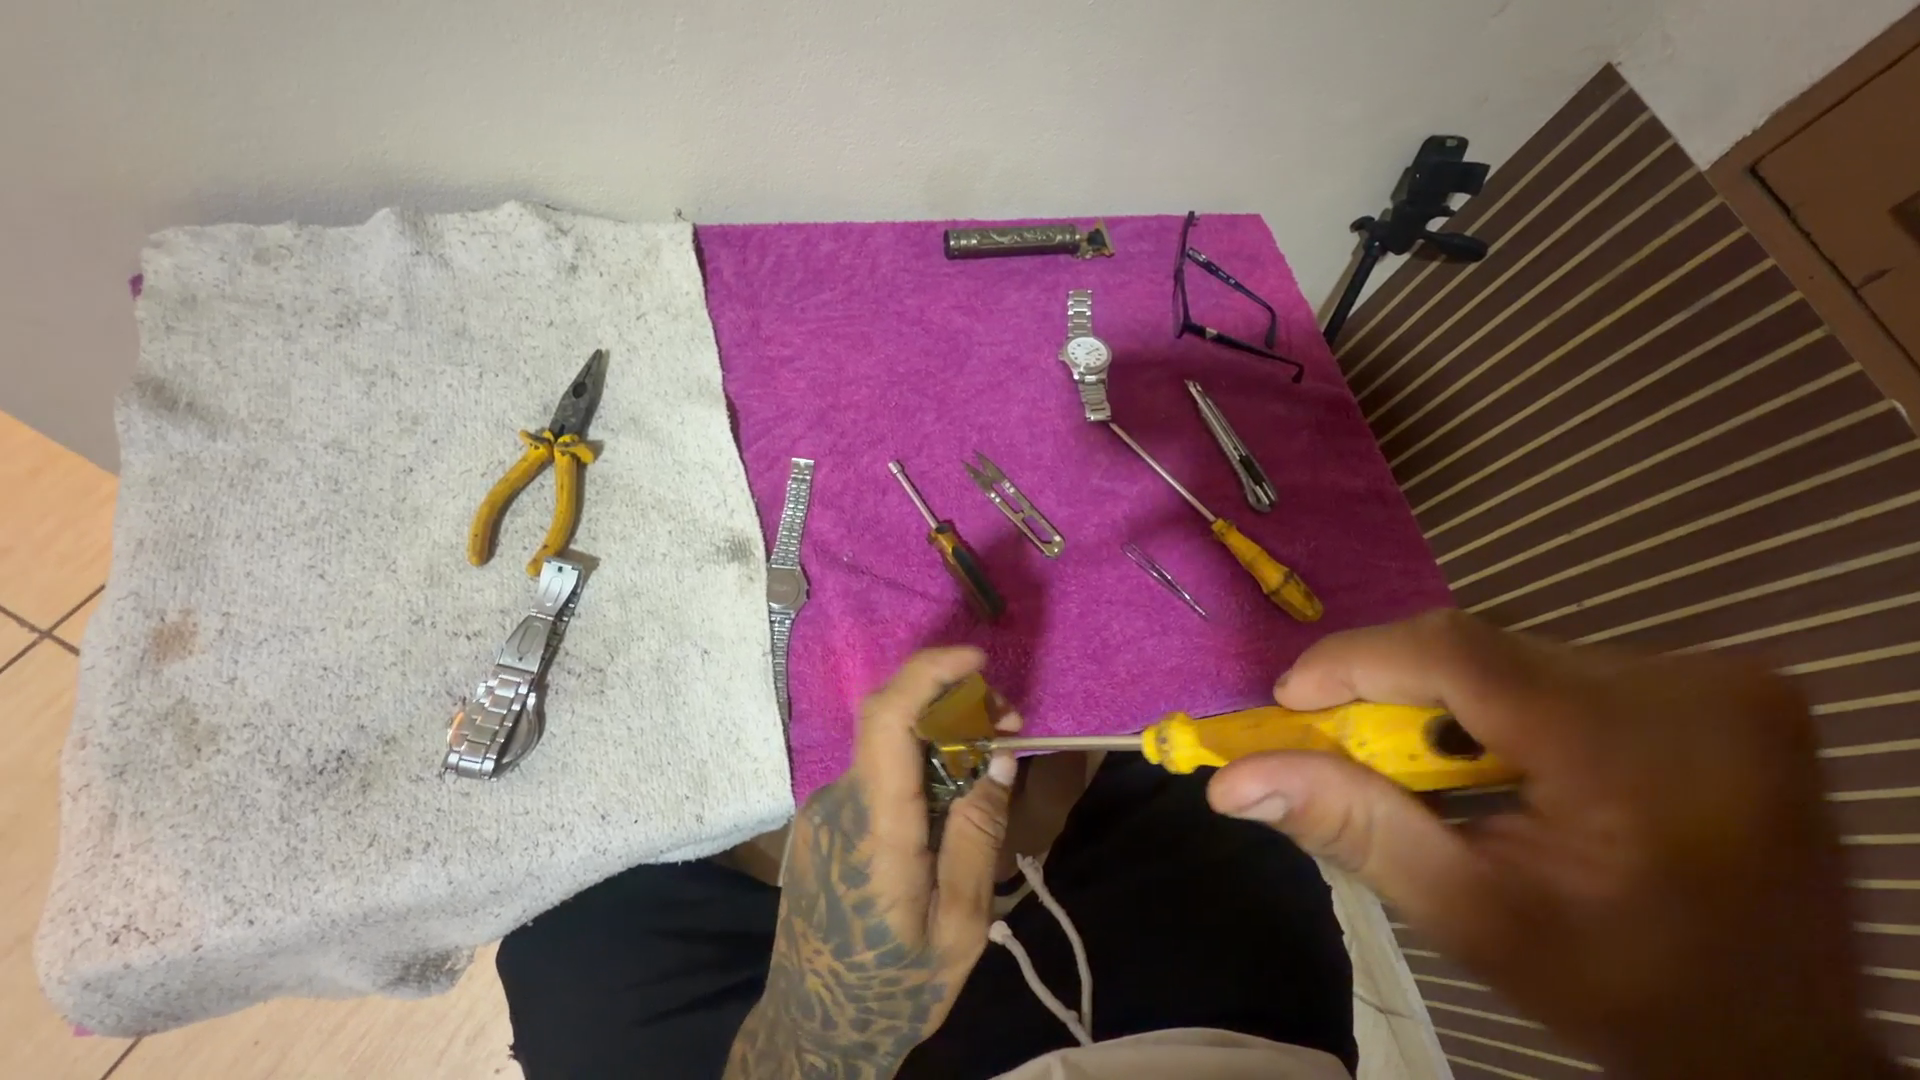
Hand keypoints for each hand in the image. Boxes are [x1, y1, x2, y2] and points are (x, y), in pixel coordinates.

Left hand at [725, 647, 1014, 1078]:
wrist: (814, 1027)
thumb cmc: (896, 987)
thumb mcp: (959, 927)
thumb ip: (977, 836)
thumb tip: (998, 757)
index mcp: (876, 832)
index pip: (888, 721)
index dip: (929, 673)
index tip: (977, 661)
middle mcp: (839, 805)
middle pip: (893, 725)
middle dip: (955, 707)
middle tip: (1008, 726)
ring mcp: (822, 812)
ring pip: (887, 750)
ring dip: (938, 741)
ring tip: (986, 765)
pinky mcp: (821, 822)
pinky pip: (875, 775)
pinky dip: (915, 766)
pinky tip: (946, 798)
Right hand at [1209, 610, 1889, 1079]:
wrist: (1774, 1037)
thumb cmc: (1616, 987)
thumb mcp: (1470, 915)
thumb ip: (1352, 827)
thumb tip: (1229, 780)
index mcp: (1636, 754)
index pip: (1459, 654)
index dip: (1357, 661)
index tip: (1290, 700)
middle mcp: (1692, 689)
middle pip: (1484, 650)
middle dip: (1397, 691)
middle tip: (1344, 745)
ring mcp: (1721, 681)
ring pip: (1517, 652)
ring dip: (1451, 698)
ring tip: (1430, 766)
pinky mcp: (1724, 685)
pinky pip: (1563, 665)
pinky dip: (1506, 701)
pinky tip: (1503, 758)